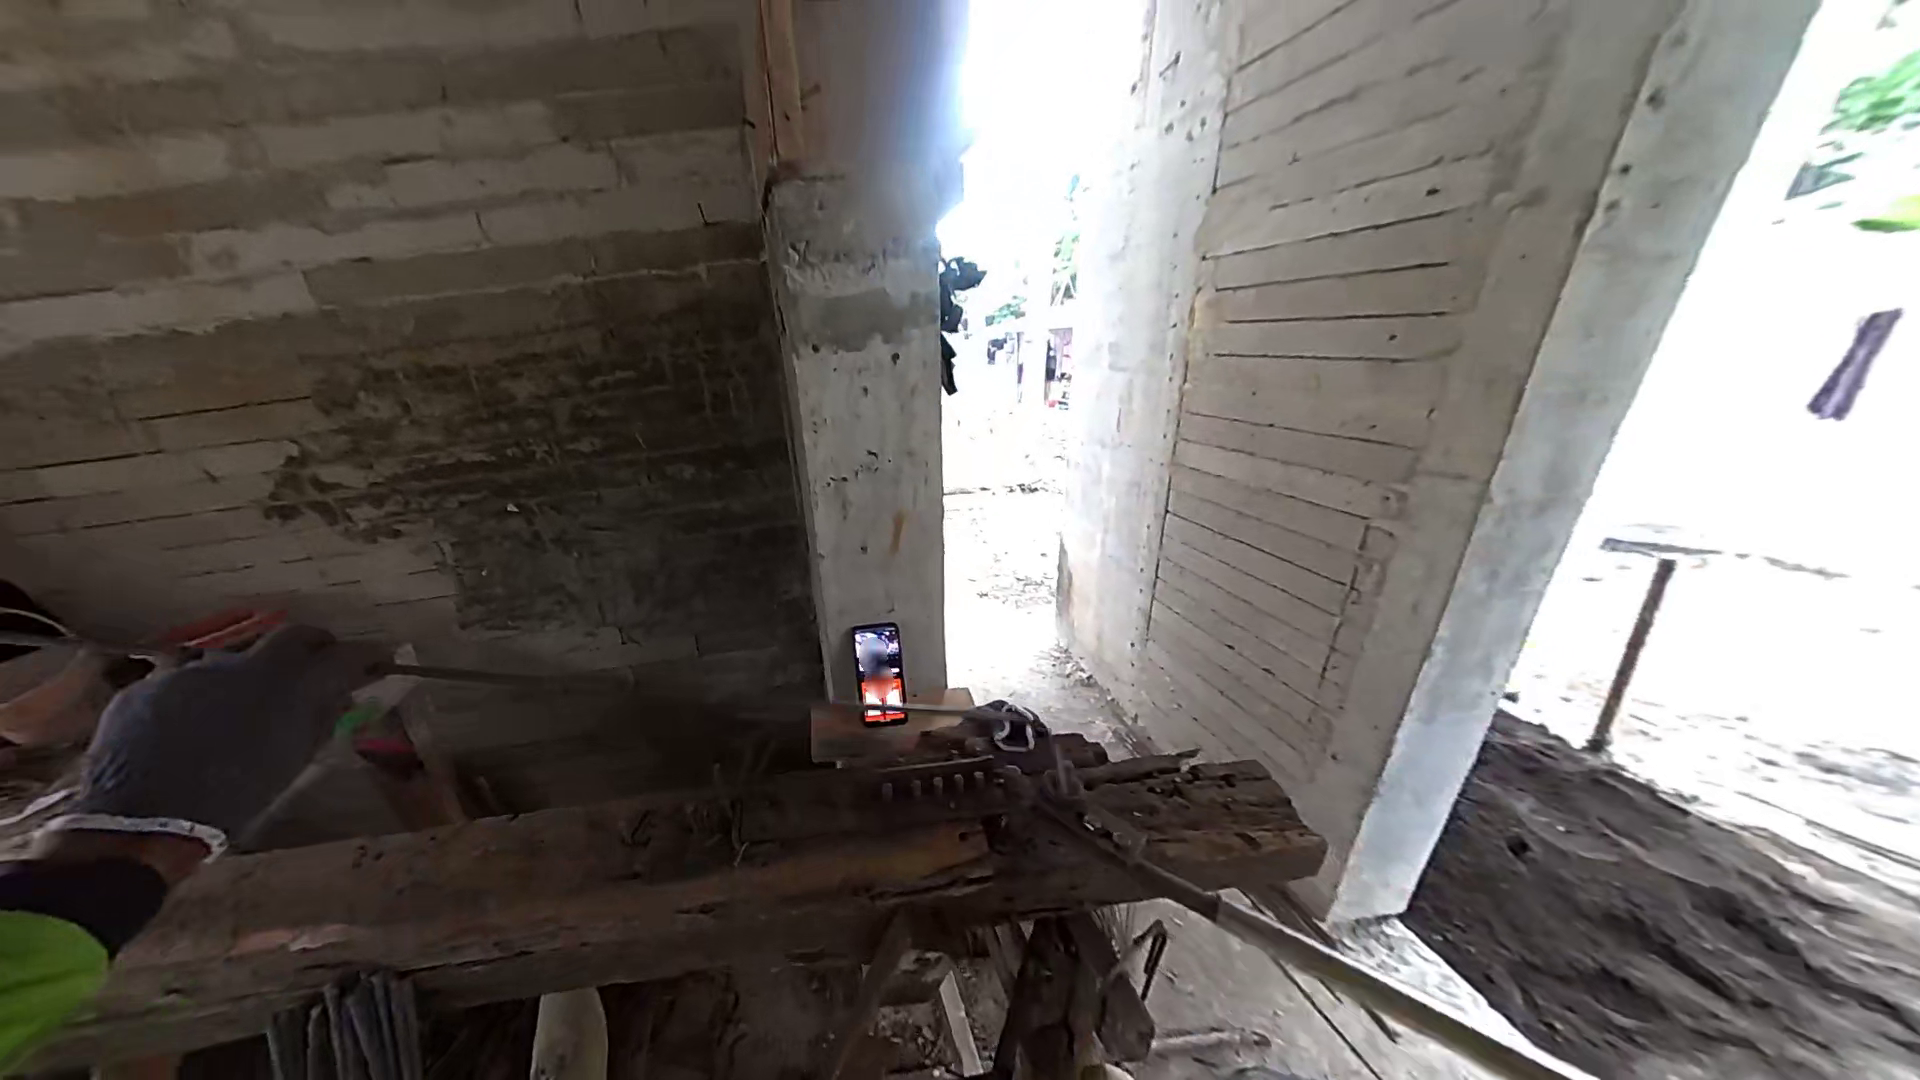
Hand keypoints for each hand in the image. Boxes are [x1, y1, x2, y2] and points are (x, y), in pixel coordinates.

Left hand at [45, 625, 385, 858]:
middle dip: (315, 644)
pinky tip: (201, 714)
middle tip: (321, 660)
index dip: (369, 655)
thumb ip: (325, 713)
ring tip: (252, 692)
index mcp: (296, 686)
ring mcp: (195, 671)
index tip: (380, 660)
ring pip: (239, 653)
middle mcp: (249, 666)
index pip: (347, 654)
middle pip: (295, 635)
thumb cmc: (243, 792)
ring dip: (255, 668)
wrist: (146, 822)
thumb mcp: (301, 752)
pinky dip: (206, 688)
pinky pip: (191, 675)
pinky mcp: (151, 686)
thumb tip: (342, 692)